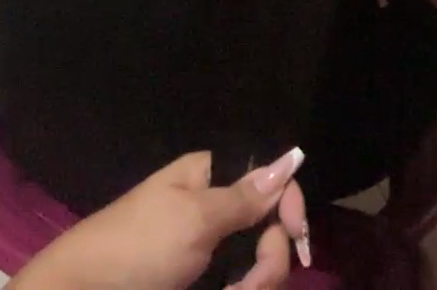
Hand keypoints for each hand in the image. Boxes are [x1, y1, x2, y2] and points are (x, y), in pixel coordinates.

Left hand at [12, 149, 307, 289]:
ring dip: (252, 286)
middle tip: (245, 284)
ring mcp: (210, 251)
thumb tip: (289, 158)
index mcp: (210, 178)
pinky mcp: (206, 282)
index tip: (296, 234)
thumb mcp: (194, 217)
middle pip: (270, 232)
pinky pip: (240, 285)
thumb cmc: (140, 244)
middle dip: (268, 263)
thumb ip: (245, 196)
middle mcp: (216, 211)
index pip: (269, 180)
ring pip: (258, 268)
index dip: (289, 205)